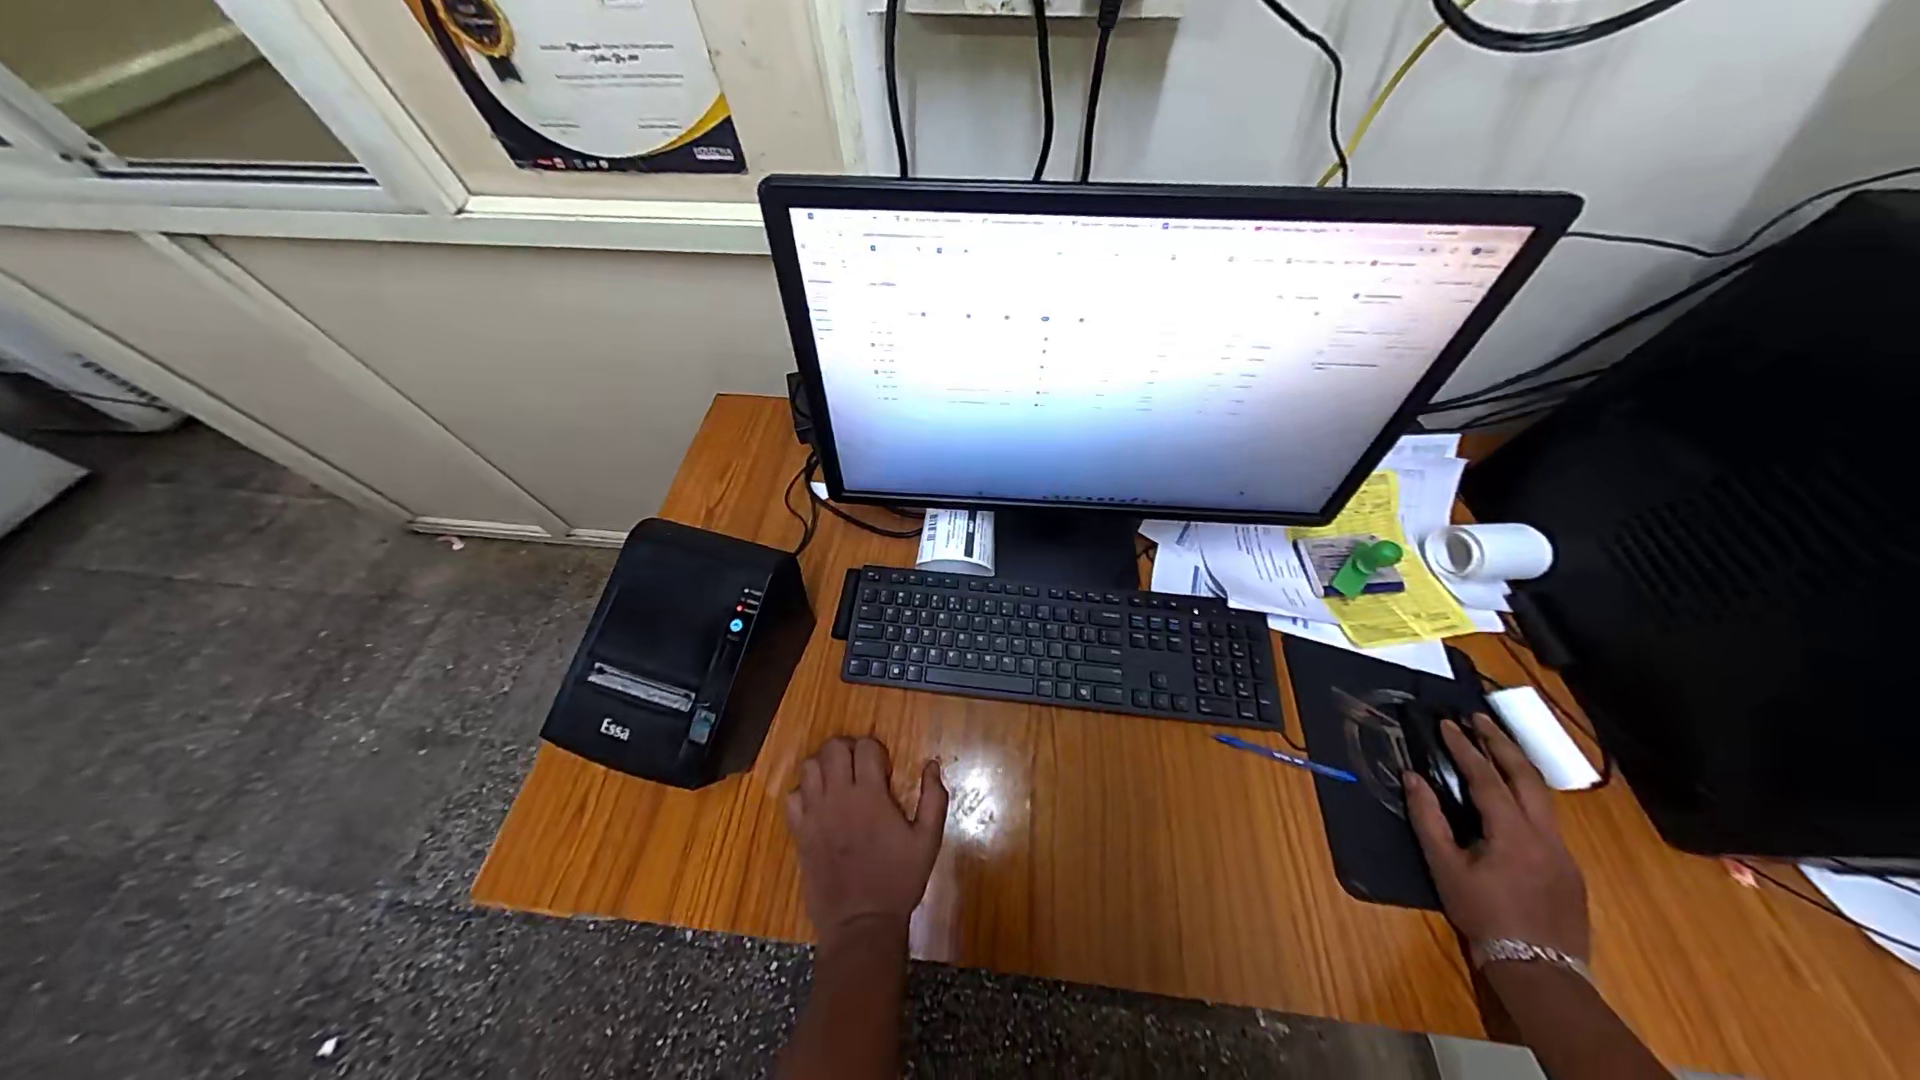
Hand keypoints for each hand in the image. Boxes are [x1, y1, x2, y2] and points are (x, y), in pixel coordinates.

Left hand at [784, 736, 948, 944]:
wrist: (861, 922)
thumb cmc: (899, 880)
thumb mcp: (928, 840)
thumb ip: (933, 798)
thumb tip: (932, 765)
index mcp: (871, 795)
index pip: (866, 746)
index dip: (876, 751)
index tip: (884, 770)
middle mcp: (839, 797)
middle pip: (833, 748)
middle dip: (848, 749)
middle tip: (860, 768)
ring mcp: (815, 814)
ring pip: (809, 766)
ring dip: (825, 767)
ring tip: (839, 782)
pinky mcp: (799, 832)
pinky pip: (792, 796)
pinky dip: (804, 793)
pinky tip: (819, 805)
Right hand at [1406, 714, 1590, 961]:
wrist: (1539, 968)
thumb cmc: (1483, 914)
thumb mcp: (1444, 867)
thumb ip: (1428, 819)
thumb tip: (1413, 778)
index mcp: (1513, 833)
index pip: (1487, 778)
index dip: (1466, 748)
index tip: (1448, 724)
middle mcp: (1545, 834)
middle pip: (1527, 776)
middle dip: (1502, 743)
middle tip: (1479, 718)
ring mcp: (1563, 850)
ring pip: (1543, 795)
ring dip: (1517, 765)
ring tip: (1495, 744)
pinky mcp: (1569, 866)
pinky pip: (1547, 817)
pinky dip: (1526, 793)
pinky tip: (1510, 796)